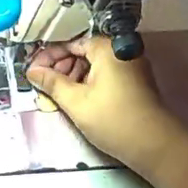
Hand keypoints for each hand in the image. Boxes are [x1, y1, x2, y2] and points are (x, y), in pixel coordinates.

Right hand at [25, 36, 187, 175]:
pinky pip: (108, 74)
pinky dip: (91, 83)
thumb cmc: (113, 120)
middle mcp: (122, 50)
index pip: (71, 43)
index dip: (49, 57)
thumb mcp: (75, 102)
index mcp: (108, 48)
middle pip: (84, 52)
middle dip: (62, 67)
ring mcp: (132, 65)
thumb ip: (51, 83)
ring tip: (60, 95)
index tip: (34, 71)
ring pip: (96, 64)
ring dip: (75, 76)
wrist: (154, 144)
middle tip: (45, 85)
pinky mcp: (137, 81)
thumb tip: (32, 71)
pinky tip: (79, 99)